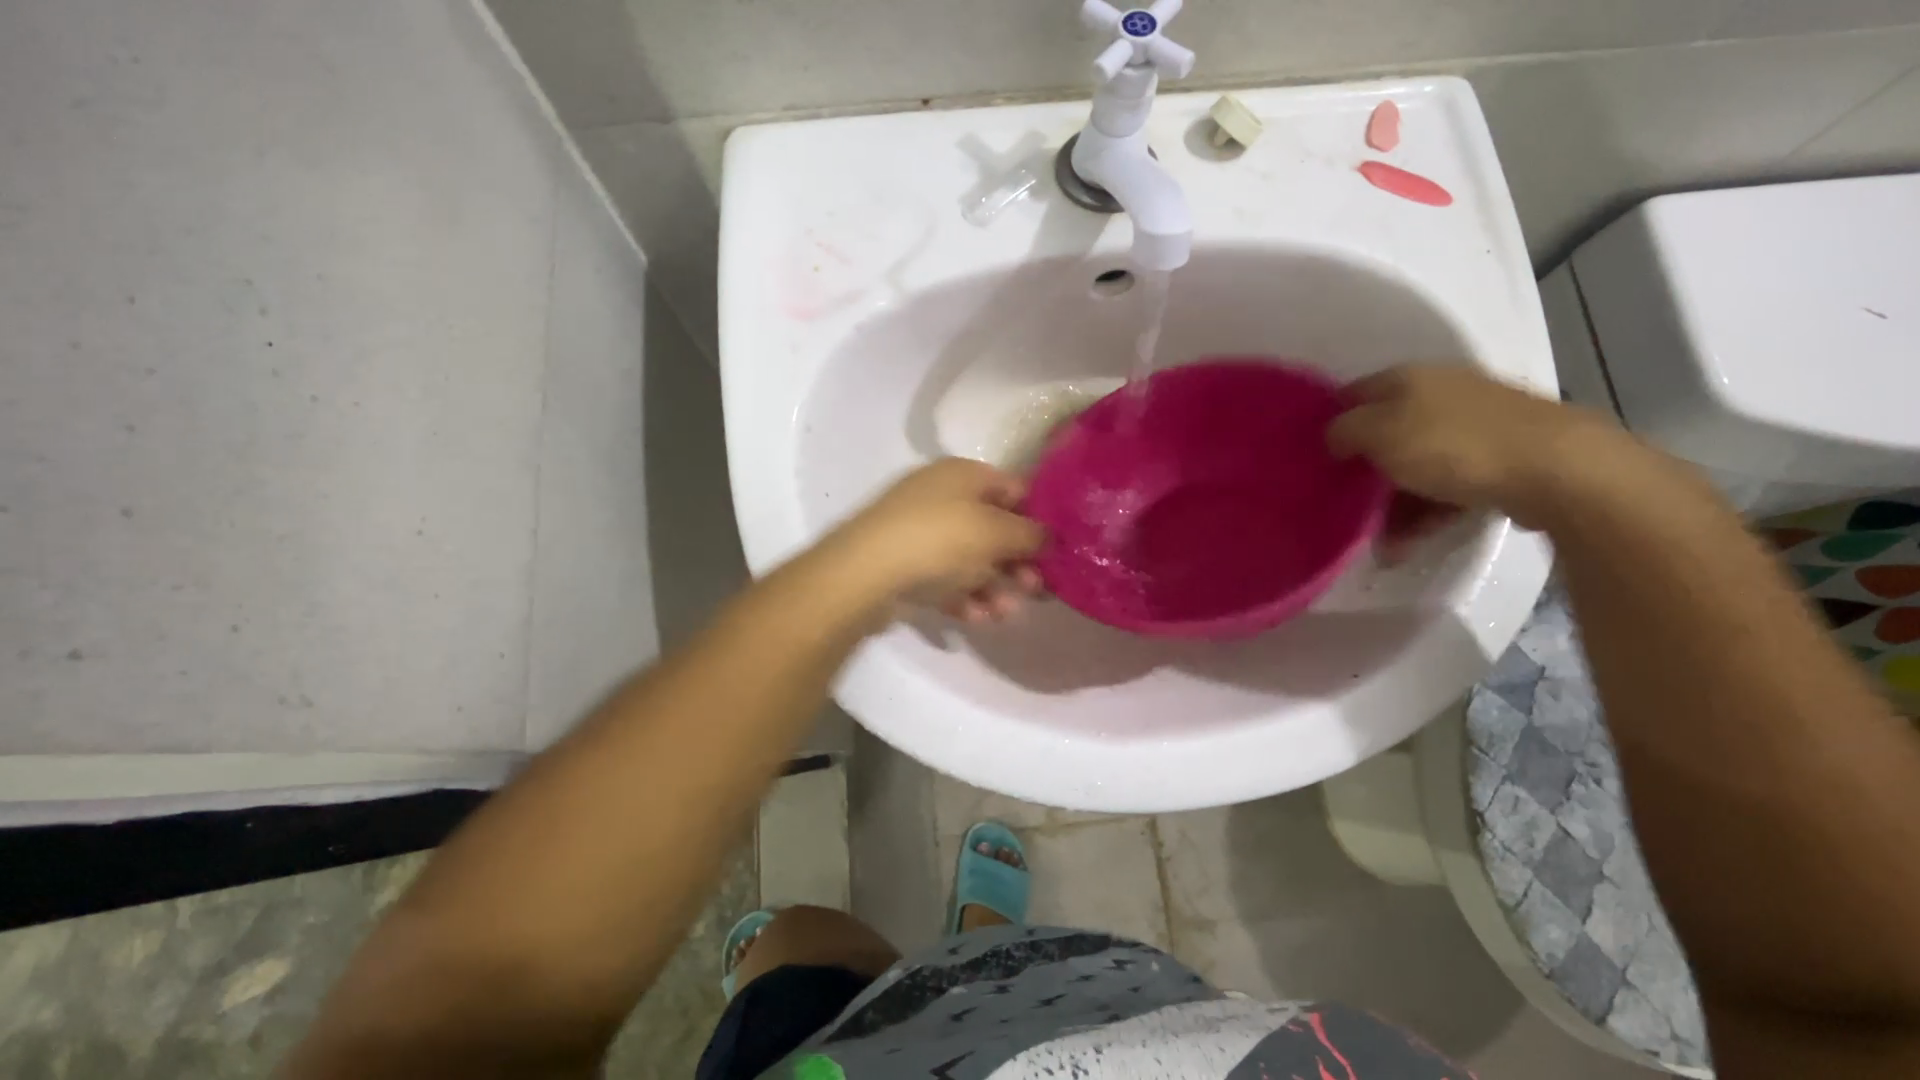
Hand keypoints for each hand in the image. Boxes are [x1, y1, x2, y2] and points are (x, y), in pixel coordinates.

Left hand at [830, 459, 1046, 622]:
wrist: (864, 573)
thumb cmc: (939, 540)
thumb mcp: (995, 533)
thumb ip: (1030, 534)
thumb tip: (1047, 536)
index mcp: (964, 474)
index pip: (1016, 489)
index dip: (1041, 519)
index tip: (1059, 551)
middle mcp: (942, 495)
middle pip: (994, 528)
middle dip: (1018, 562)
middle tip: (1036, 591)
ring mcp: (920, 530)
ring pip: (971, 559)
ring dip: (994, 587)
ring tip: (1004, 614)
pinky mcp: (905, 565)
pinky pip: (945, 579)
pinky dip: (964, 597)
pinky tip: (975, 618)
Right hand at [1326, 366, 1627, 539]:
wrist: (1555, 468)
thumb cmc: (1453, 445)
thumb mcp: (1380, 434)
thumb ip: (1343, 432)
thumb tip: (1332, 436)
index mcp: (1408, 377)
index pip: (1352, 394)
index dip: (1329, 423)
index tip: (1313, 460)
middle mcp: (1440, 393)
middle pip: (1385, 433)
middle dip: (1363, 472)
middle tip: (1342, 508)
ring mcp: (1474, 425)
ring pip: (1416, 464)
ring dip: (1393, 503)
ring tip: (1380, 543)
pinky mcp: (1501, 459)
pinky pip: (1448, 486)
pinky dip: (1427, 512)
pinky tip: (1411, 543)